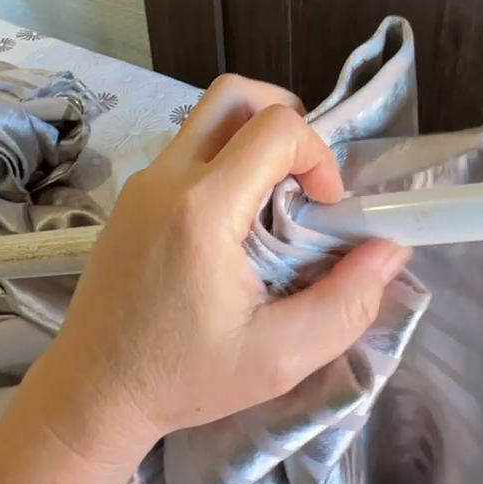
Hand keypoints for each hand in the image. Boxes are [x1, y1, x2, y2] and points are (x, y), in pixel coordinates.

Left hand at [28, 75, 411, 465]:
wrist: (93, 389)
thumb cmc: (184, 376)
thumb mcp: (279, 357)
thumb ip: (346, 302)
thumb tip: (390, 248)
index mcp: (203, 208)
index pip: (274, 127)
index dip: (317, 153)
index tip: (325, 205)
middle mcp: (168, 177)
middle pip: (234, 94)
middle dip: (285, 116)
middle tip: (304, 174)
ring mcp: (144, 180)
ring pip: (209, 116)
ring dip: (254, 137)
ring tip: (274, 198)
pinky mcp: (134, 194)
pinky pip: (189, 148)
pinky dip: (225, 160)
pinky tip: (234, 222)